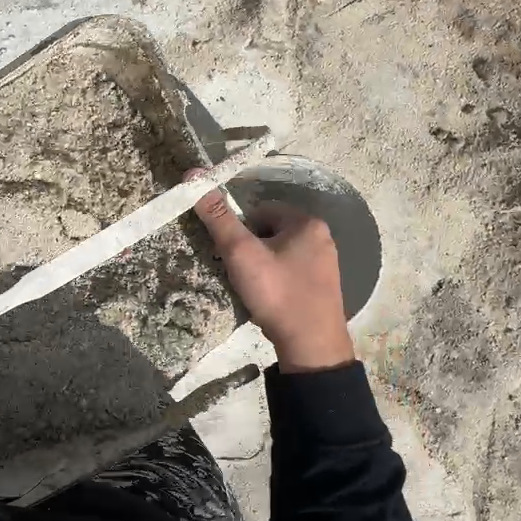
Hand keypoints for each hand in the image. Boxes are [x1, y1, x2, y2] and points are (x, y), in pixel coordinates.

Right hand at [188, 175, 353, 372]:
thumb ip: (218, 216)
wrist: (311, 344)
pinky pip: (290, 271)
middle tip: (241, 271)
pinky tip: (269, 298)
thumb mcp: (240, 251)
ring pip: (279, 252)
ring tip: (253, 287)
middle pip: (269, 230)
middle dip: (251, 248)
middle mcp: (322, 237)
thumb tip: (194, 176)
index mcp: (307, 222)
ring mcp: (326, 263)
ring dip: (261, 265)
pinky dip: (276, 280)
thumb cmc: (276, 292)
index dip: (241, 230)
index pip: (260, 210)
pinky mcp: (324, 286)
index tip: (236, 254)